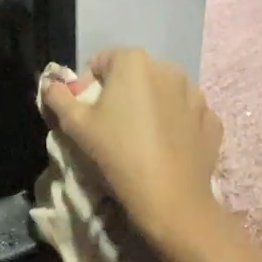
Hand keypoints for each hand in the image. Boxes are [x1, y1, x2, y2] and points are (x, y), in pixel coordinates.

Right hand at [40, 48, 223, 249]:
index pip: (101, 63)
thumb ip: (57, 97)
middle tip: (113, 128)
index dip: (90, 87)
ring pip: (162, 93)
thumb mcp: (75, 125)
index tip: (90, 115)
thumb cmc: (117, 153)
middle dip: (122, 94)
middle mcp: (167, 68)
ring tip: (142, 140)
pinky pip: (186, 114)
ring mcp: (195, 93)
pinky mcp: (212, 119)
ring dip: (150, 106)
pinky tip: (167, 148)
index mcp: (133, 62)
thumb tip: (50, 84)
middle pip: (134, 75)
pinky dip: (176, 124)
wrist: (170, 199)